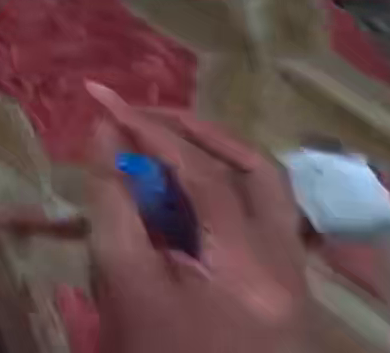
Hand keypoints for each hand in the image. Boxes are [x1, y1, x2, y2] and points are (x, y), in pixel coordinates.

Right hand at [85, 87, 309, 352]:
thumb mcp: (122, 276)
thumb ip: (113, 195)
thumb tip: (104, 129)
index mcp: (253, 272)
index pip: (202, 174)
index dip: (147, 127)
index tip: (99, 98)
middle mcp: (289, 271)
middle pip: (260, 173)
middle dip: (196, 131)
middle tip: (141, 114)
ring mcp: (290, 283)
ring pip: (262, 194)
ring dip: (206, 157)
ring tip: (150, 143)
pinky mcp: (274, 290)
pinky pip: (250, 218)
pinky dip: (207, 189)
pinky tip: (164, 190)